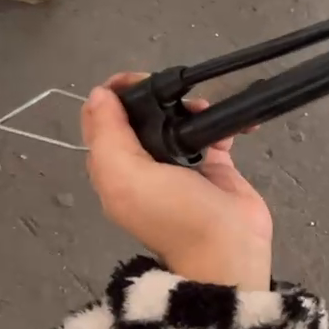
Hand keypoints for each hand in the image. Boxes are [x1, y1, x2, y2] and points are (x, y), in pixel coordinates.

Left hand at [81, 74, 271, 288]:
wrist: (228, 249)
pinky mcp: (213, 166)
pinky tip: (228, 126)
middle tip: (175, 91)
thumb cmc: (175, 214)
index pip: (101, 120)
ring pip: (176, 121)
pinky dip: (220, 124)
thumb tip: (100, 95)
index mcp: (114, 169)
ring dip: (190, 107)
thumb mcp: (127, 178)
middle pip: (140, 116)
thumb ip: (109, 135)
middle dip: (155, 97)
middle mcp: (142, 165)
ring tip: (206, 108)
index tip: (138, 80)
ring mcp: (179, 165)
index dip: (113, 94)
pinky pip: (212, 133)